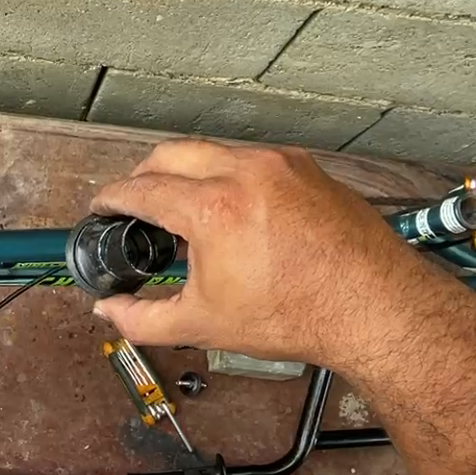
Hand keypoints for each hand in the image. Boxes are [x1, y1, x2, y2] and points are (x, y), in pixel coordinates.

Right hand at [88, 139, 459, 370]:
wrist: (374, 308)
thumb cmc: (296, 314)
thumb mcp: (202, 324)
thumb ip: (140, 319)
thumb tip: (107, 312)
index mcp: (213, 208)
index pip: (141, 189)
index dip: (111, 199)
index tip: (102, 207)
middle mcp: (245, 172)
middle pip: (169, 152)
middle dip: (141, 174)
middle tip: (131, 202)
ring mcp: (279, 164)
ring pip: (210, 150)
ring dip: (182, 170)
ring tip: (178, 207)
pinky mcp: (304, 167)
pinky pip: (247, 157)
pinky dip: (222, 172)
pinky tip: (224, 205)